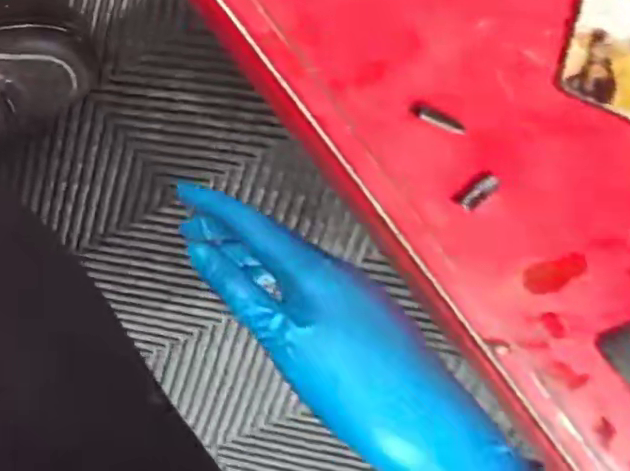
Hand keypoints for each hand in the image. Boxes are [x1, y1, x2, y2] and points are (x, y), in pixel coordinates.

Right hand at [178, 184, 523, 470]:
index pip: (249, 221)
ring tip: (220, 256)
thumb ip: (238, 289)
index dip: (212, 204)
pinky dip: (276, 271)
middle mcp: (334, 269)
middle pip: (267, 234)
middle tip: (192, 225)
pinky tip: (268, 288)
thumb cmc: (368, 393)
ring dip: (250, 251)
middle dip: (225, 227)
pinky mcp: (366, 310)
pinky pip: (309, 274)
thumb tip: (203, 253)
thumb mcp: (282, 338)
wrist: (443, 438)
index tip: (186, 191)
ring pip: (288, 255)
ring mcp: (353, 288)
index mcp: (310, 268)